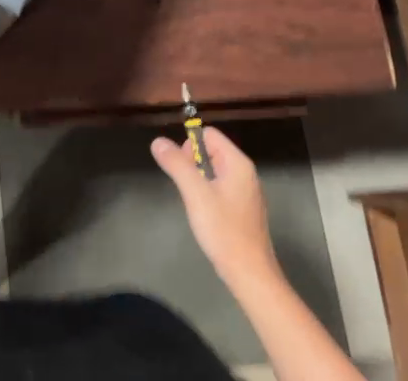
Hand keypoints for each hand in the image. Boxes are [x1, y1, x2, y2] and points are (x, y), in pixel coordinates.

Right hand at [152, 126, 280, 288]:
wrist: (249, 273)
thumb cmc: (223, 230)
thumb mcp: (195, 194)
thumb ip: (176, 164)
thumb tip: (158, 142)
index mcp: (238, 163)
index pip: (209, 135)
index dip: (190, 146)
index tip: (183, 171)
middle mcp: (245, 173)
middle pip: (210, 151)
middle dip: (192, 165)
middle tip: (189, 190)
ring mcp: (246, 192)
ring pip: (213, 171)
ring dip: (198, 181)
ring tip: (196, 204)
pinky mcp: (243, 209)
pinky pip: (219, 188)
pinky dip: (207, 195)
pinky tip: (205, 215)